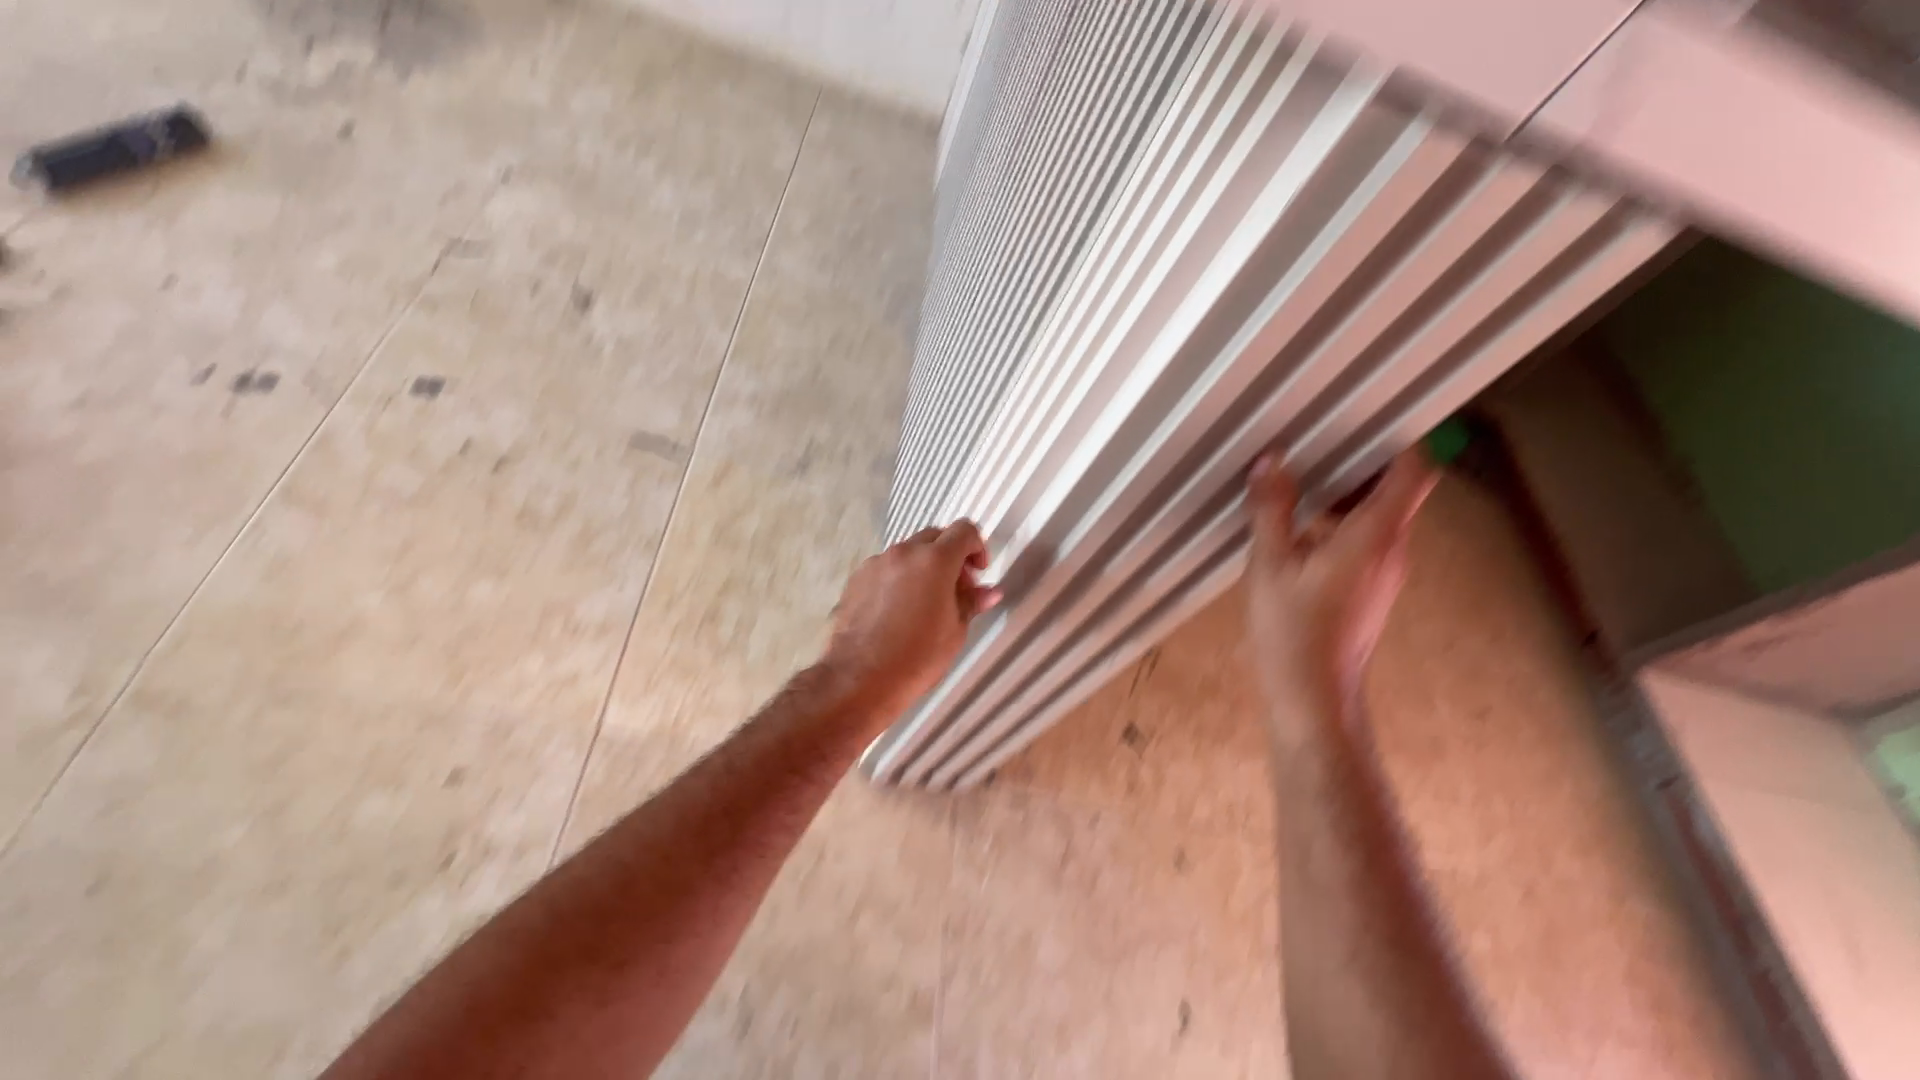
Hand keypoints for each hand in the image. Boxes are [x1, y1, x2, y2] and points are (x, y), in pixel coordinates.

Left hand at [821, 521, 1002, 715]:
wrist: (860, 678)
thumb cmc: (916, 657)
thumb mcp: (954, 631)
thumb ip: (971, 602)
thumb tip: (989, 592)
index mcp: (935, 561)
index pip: (964, 530)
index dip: (977, 547)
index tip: (978, 572)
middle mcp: (904, 553)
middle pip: (935, 537)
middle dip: (951, 556)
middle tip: (957, 589)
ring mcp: (876, 563)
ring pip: (909, 553)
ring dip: (924, 567)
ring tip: (926, 602)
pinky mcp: (857, 578)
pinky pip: (886, 568)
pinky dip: (899, 578)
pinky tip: (899, 610)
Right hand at [1243, 448, 1436, 724]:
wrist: (1313, 696)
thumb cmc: (1292, 629)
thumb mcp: (1270, 563)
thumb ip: (1272, 507)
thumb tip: (1273, 458)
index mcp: (1377, 534)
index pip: (1415, 470)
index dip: (1402, 438)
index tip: (1370, 416)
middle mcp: (1394, 547)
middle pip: (1400, 489)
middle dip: (1364, 461)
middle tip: (1321, 439)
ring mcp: (1386, 571)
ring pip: (1383, 515)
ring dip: (1350, 493)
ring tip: (1304, 479)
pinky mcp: (1372, 589)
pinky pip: (1369, 539)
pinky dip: (1344, 522)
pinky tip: (1301, 529)